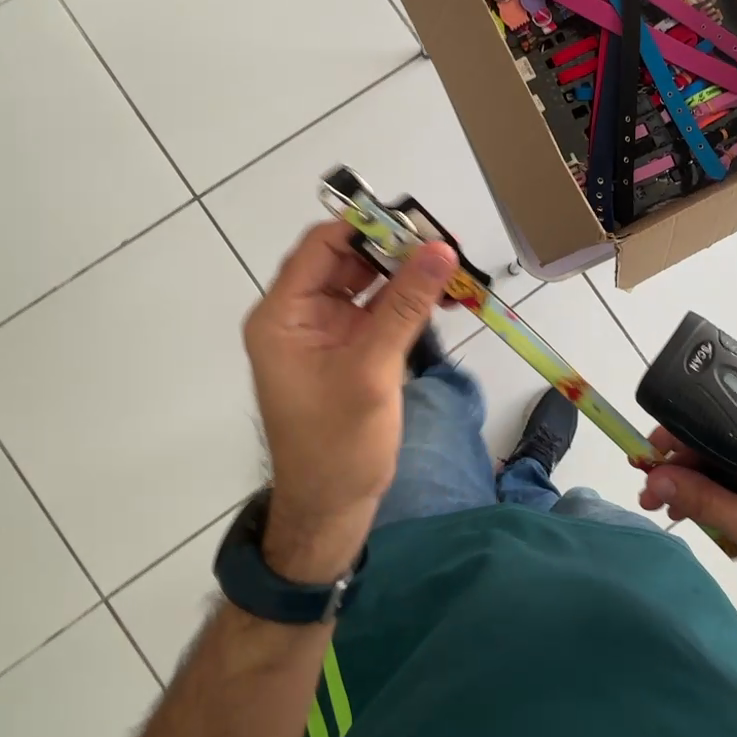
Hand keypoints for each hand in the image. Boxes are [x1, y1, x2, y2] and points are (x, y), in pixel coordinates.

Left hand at [242, 222, 455, 580]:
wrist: (330, 510)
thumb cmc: (338, 445)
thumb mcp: (371, 370)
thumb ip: (405, 305)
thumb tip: (441, 248)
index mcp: (283, 315)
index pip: (322, 246)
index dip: (368, 228)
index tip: (420, 226)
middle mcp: (300, 315)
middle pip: (347, 259)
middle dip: (396, 250)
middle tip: (446, 248)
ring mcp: (325, 333)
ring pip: (367, 282)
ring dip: (407, 275)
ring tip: (452, 273)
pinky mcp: (348, 349)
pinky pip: (378, 310)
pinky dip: (408, 302)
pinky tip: (442, 301)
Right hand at [637, 425, 736, 626]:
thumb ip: (708, 503)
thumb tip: (656, 478)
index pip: (729, 423)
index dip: (686, 432)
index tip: (652, 450)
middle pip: (723, 444)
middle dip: (682, 466)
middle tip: (648, 488)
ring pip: (725, 466)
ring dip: (692, 484)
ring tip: (660, 505)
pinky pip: (736, 485)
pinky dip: (711, 498)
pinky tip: (688, 513)